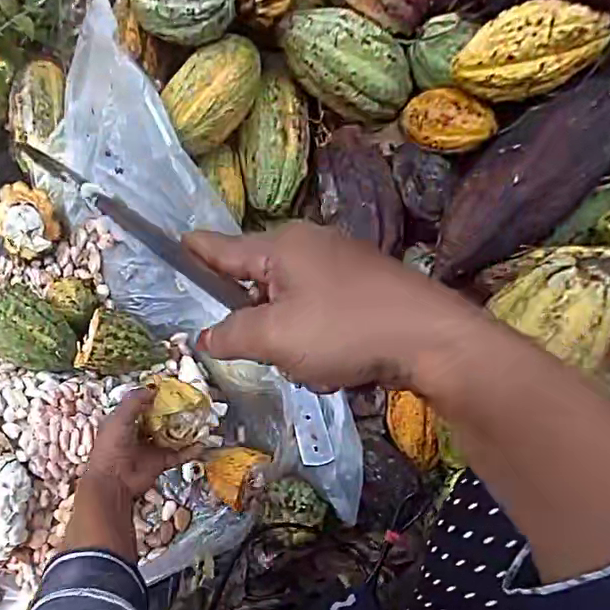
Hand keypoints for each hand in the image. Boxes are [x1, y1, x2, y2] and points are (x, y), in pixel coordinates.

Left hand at [63, 391, 193, 559]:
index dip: (155, 398)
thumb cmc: (110, 448)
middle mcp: (139, 434)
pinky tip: (200, 444)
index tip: (171, 391)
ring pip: (171, 437)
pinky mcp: (160, 463)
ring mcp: (150, 449)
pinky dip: (189, 451)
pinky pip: (178, 455)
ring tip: (199, 422)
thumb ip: (134, 401)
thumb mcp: (119, 418)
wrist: (113, 481)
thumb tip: (153, 388)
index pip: (142, 406)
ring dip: (184, 431)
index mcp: (125, 422)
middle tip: (189, 405)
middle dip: (174, 414)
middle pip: (160, 421)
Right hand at [185, 222, 490, 392]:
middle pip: (260, 287)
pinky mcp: (367, 291)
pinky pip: (323, 319)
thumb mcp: (274, 337)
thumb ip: (231, 335)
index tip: (177, 242)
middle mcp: (312, 247)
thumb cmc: (344, 330)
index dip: (198, 251)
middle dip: (258, 326)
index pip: (224, 249)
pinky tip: (341, 367)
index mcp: (282, 247)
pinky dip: (323, 345)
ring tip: (316, 367)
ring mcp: (343, 267)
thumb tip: (204, 337)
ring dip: (294, 345)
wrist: (431, 340)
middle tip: (269, 353)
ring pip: (292, 310)